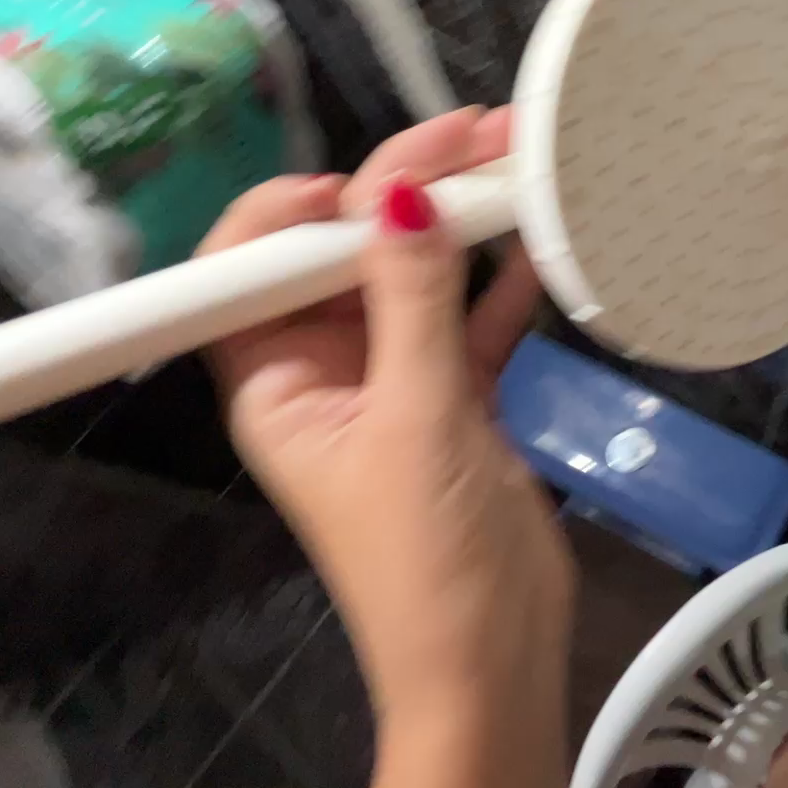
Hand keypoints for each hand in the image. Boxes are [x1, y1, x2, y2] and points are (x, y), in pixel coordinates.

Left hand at [197, 106, 574, 787]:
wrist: (497, 653)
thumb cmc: (430, 553)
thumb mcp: (417, 418)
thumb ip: (410, 300)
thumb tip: (397, 190)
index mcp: (277, 377)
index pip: (252, 268)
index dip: (297, 211)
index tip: (369, 181)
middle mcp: (326, 366)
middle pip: (351, 256)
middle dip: (408, 193)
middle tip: (476, 134)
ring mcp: (396, 377)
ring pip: (419, 279)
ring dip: (465, 228)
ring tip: (516, 163)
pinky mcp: (455, 393)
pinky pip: (470, 320)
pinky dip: (500, 285)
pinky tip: (535, 245)